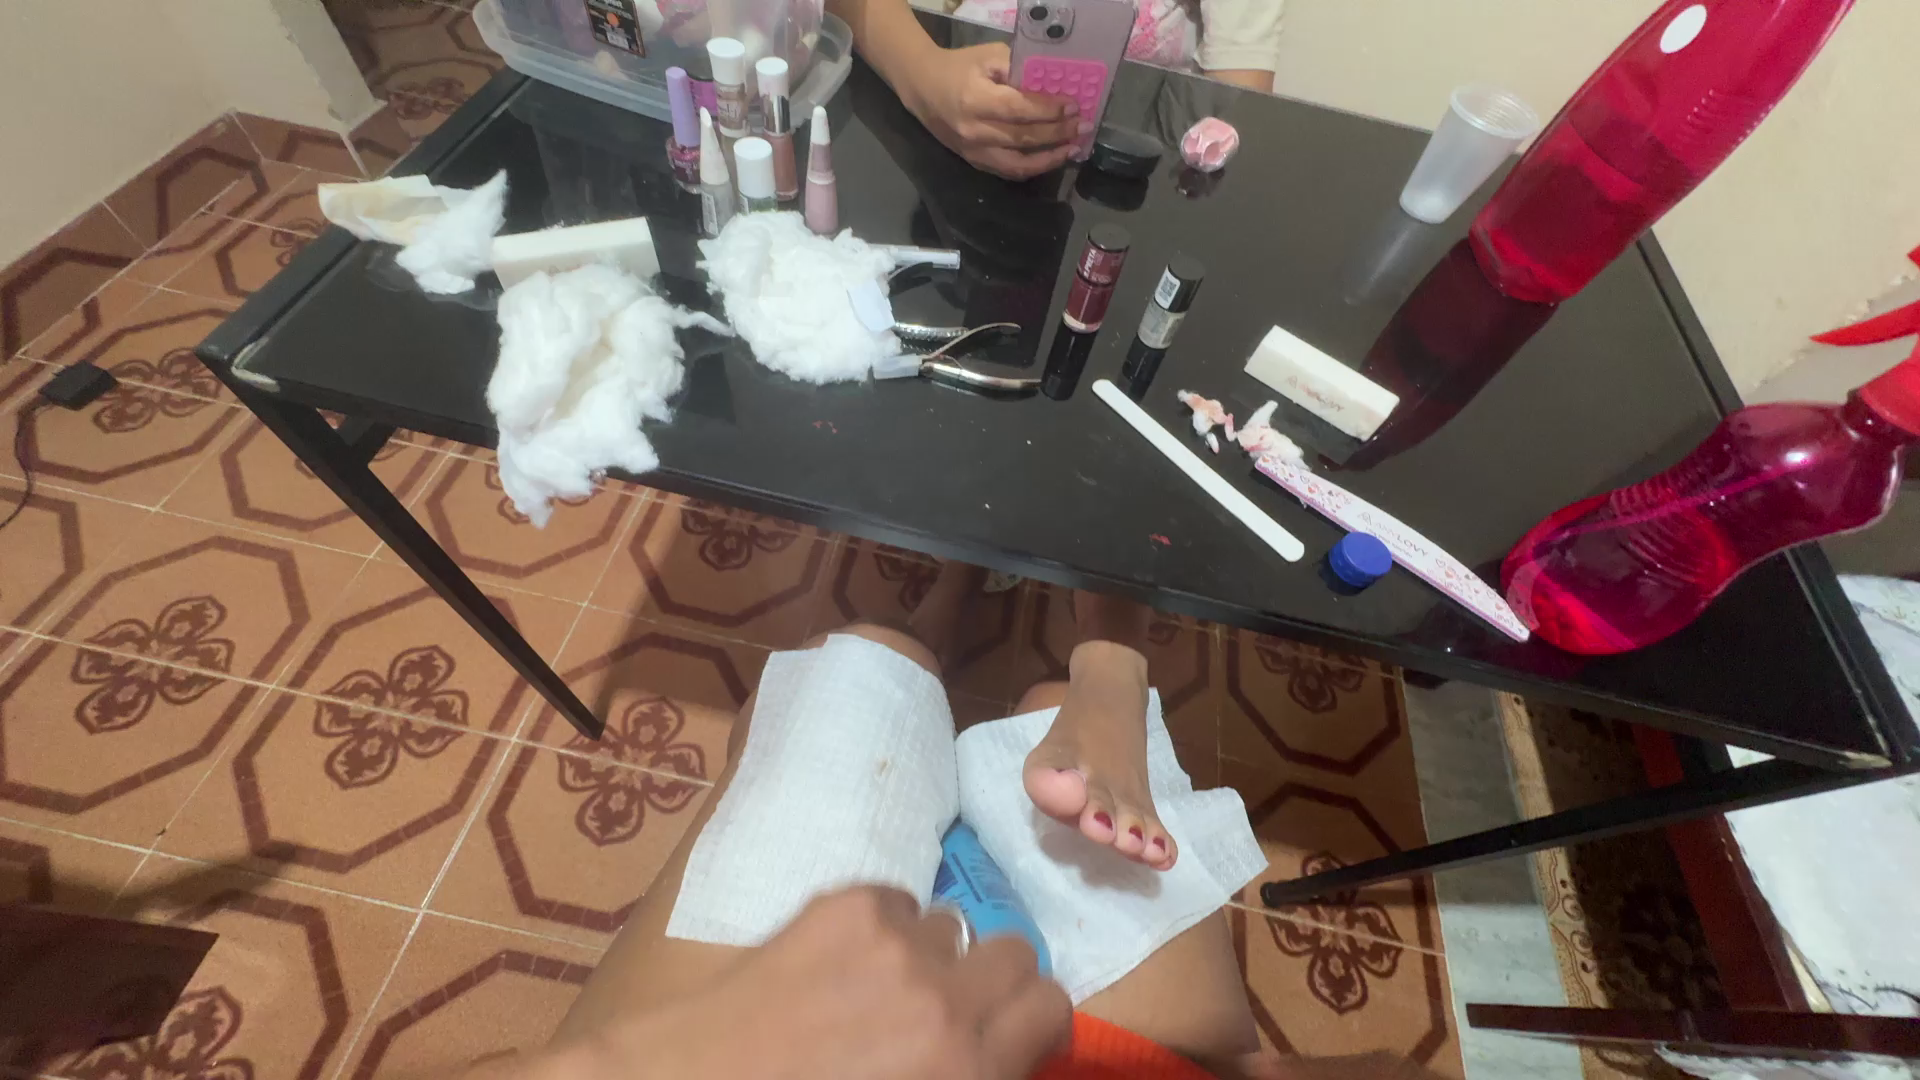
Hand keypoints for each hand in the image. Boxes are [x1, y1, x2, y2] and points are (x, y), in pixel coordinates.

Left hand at [580, 887, 1071, 1079]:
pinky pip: (898, 901)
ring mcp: (892, 939)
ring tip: (881, 987)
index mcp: (965, 1068)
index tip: (1006, 1034)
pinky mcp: (846, 903)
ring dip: (932, 956)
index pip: (1051, 1005)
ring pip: (953, 923)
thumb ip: (967, 1072)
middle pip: (1016, 950)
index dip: (1033, 1020)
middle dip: (991, 983)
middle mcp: (943, 996)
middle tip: (950, 1010)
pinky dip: (882, 929)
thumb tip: (991, 1050)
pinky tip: (839, 962)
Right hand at [896, 43, 1084, 179]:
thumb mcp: (988, 57)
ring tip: (1072, 149)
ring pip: (1018, 164)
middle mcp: (974, 131)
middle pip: (1023, 139)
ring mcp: (974, 152)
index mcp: (975, 100)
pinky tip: (1050, 158)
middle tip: (1082, 127)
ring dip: (1049, 158)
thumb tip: (1050, 87)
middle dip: (1057, 134)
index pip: (1019, 110)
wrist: (925, 90)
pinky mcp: (975, 163)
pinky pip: (1008, 171)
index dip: (1048, 110)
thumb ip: (1018, 70)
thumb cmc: (959, 68)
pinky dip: (1032, 167)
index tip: (1073, 106)